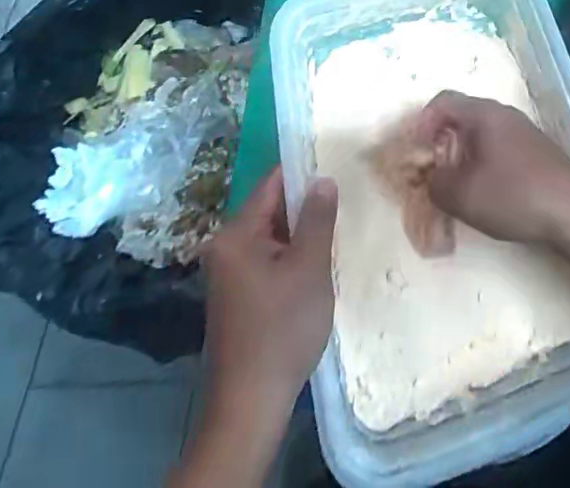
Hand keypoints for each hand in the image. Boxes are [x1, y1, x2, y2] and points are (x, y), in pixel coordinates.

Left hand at [201, 171, 337, 413]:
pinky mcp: (237, 295)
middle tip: (344, 203)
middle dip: (306, 207)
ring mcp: (228, 273)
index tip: (335, 167)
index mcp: (236, 234)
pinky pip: (267, 259)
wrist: (250, 402)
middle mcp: (225, 247)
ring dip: (300, 235)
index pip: (271, 184)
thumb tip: (322, 179)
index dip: (303, 173)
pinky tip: (315, 267)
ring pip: (272, 236)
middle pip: (271, 210)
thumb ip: (317, 218)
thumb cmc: (282, 328)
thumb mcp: (309, 268)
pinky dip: (290, 257)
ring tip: (336, 231)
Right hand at [412, 90, 569, 245]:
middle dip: (441, 141)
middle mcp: (504, 114)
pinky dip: (483, 163)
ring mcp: (523, 132)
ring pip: (481, 134)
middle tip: (432, 169)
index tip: (416, 151)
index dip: (422, 123)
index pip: (443, 101)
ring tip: (456, 185)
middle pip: (462, 116)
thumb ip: (435, 183)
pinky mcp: (536, 152)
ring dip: (462, 154)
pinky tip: (486, 192)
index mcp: (483, 113)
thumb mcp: (460, 194)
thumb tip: (433, 178)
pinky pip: (498, 148)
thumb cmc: (513, 195)